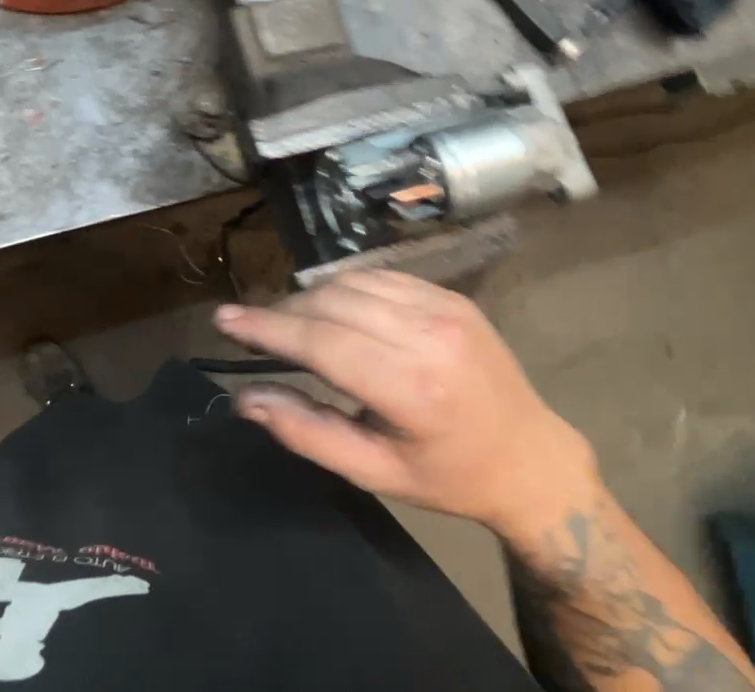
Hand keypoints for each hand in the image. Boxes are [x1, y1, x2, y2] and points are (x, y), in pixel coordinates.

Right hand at [214, 270, 598, 536]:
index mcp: (413, 389)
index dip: (266, 328)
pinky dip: (345, 289)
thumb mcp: (375, 473)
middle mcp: (430, 335)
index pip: (321, 342)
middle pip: (331, 302)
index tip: (223, 319)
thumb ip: (307, 432)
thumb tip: (245, 398)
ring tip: (289, 325)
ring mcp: (446, 308)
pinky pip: (380, 276)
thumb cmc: (449, 477)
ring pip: (352, 282)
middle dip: (282, 312)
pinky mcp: (452, 296)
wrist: (530, 457)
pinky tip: (332, 311)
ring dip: (310, 298)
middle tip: (253, 332)